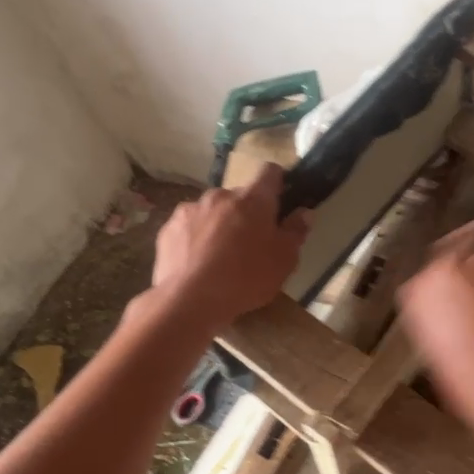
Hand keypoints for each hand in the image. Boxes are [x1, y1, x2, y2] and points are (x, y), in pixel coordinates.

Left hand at [152, 165, 310, 327]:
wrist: (190, 300)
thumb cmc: (246, 278)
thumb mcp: (284, 261)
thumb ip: (295, 232)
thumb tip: (304, 213)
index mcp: (253, 200)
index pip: (269, 172)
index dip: (277, 182)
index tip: (279, 201)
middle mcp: (221, 196)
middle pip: (239, 196)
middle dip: (246, 213)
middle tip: (250, 244)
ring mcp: (191, 209)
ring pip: (212, 211)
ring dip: (219, 225)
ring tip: (220, 257)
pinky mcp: (169, 228)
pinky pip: (189, 227)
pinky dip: (196, 238)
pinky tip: (197, 263)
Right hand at [398, 219, 473, 408]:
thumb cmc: (470, 381)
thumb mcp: (437, 352)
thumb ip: (440, 319)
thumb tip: (455, 315)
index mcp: (419, 290)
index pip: (428, 275)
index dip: (446, 286)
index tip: (457, 298)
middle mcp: (449, 264)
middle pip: (459, 249)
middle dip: (473, 266)